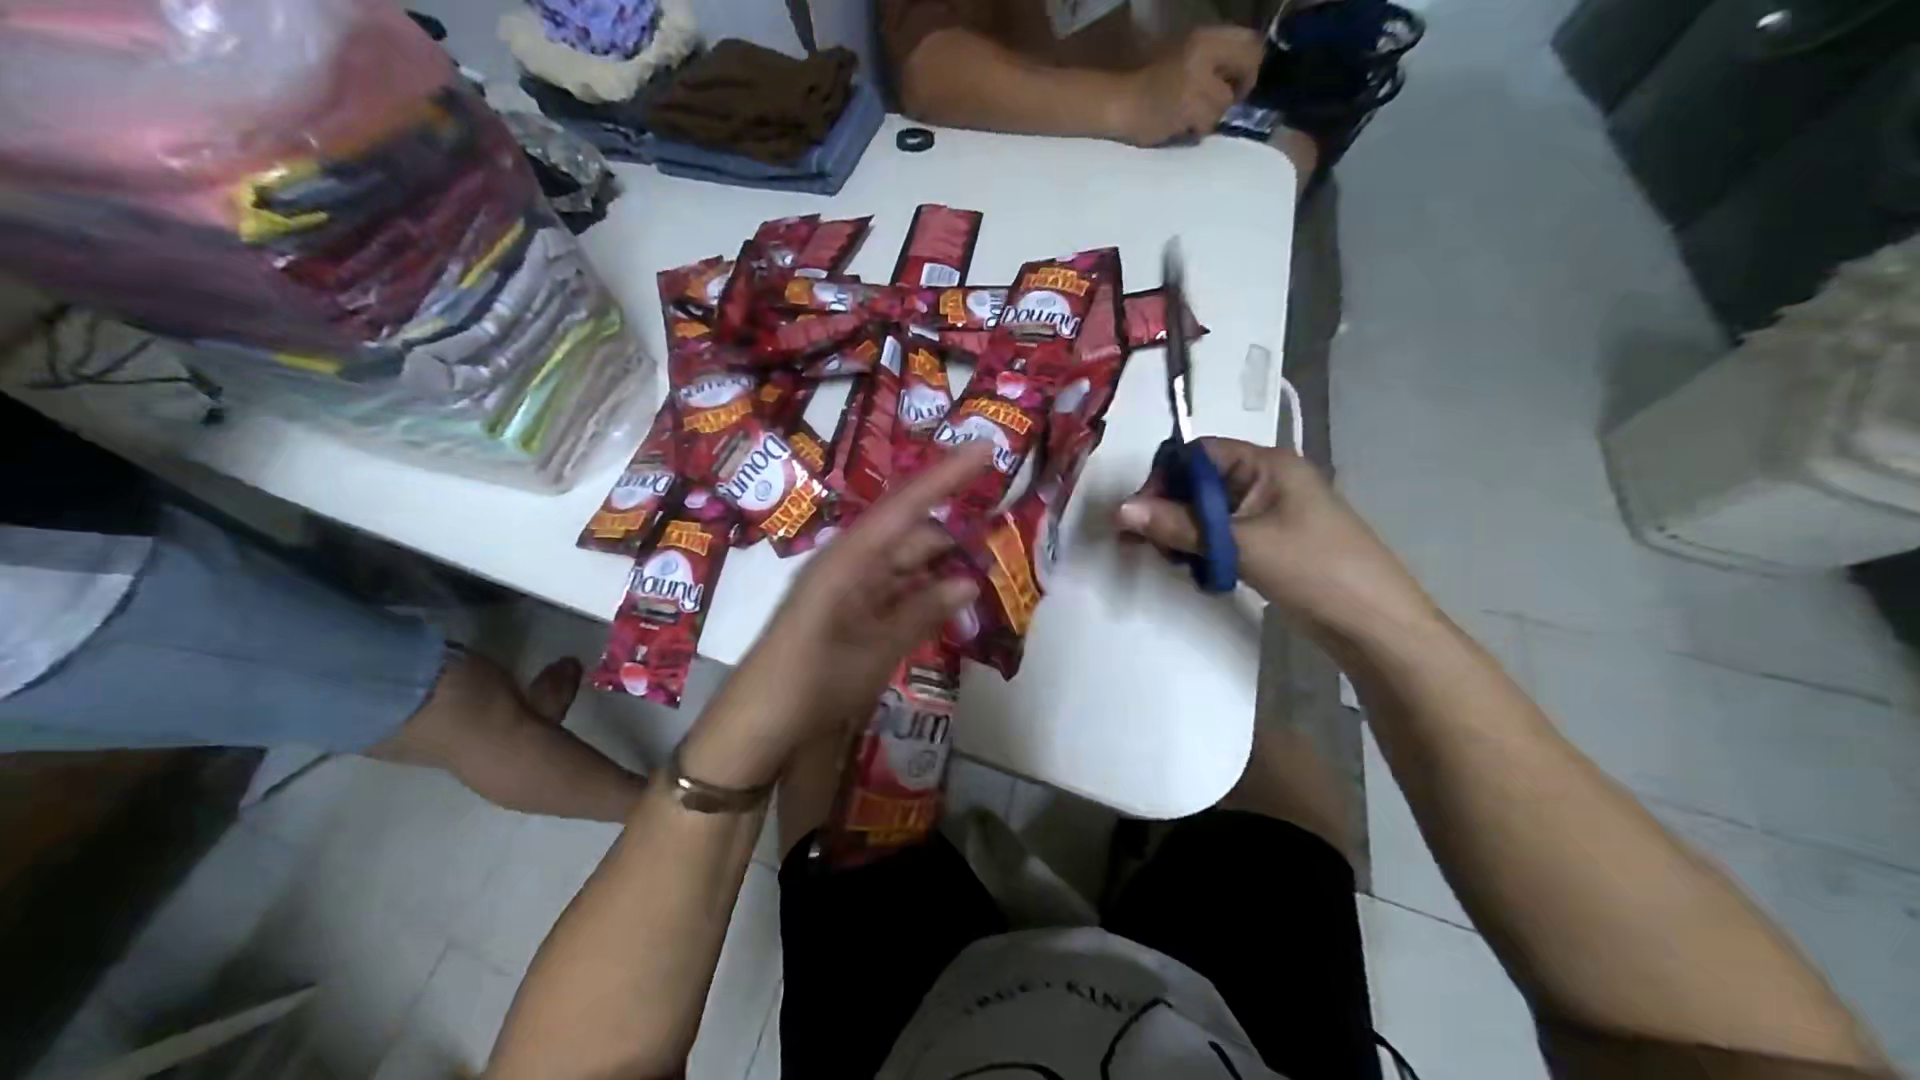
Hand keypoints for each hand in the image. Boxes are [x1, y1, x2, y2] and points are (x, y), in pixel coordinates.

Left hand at [678, 443, 991, 788]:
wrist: (762, 722)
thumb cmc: (813, 681)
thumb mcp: (874, 651)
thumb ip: (921, 613)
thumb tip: (969, 581)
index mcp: (849, 559)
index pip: (906, 506)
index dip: (947, 476)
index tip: (987, 449)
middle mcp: (851, 562)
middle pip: (912, 534)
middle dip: (956, 535)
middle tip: (1004, 541)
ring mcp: (851, 587)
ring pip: (908, 564)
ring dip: (944, 569)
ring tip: (989, 576)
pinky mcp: (852, 610)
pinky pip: (897, 590)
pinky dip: (925, 594)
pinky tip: (953, 605)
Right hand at [1112, 26, 1264, 146]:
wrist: (1122, 104)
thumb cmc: (1151, 82)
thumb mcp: (1187, 55)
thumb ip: (1216, 58)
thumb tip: (1243, 71)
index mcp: (1205, 37)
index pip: (1250, 43)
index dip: (1250, 64)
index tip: (1237, 80)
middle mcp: (1204, 55)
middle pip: (1246, 70)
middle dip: (1238, 89)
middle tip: (1223, 100)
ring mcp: (1196, 84)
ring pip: (1225, 103)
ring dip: (1213, 114)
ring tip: (1192, 115)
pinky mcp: (1187, 110)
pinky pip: (1207, 124)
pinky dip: (1197, 129)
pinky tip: (1182, 125)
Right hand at [1115, 438, 1436, 641]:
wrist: (1374, 625)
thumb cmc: (1314, 570)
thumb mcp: (1240, 545)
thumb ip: (1179, 525)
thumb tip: (1121, 509)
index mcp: (1268, 464)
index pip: (1199, 453)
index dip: (1163, 477)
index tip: (1138, 513)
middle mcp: (1267, 480)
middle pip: (1201, 482)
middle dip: (1169, 509)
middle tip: (1144, 543)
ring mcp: (1270, 512)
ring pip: (1210, 511)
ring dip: (1184, 532)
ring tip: (1170, 560)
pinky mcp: (1271, 541)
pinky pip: (1224, 534)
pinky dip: (1204, 548)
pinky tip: (1194, 570)